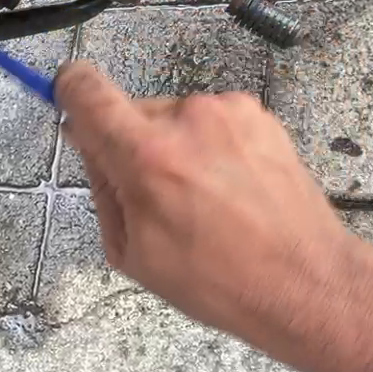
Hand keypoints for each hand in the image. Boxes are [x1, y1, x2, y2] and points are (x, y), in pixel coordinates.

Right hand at [55, 61, 357, 346]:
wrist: (304, 281)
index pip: (86, 89)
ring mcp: (227, 111)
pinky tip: (228, 187)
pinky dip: (207, 146)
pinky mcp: (257, 114)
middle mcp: (186, 119)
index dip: (68, 91)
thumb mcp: (131, 252)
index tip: (70, 105)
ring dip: (171, 147)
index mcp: (145, 156)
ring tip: (200, 198)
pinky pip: (209, 121)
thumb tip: (88, 143)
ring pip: (171, 118)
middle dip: (129, 145)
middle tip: (151, 195)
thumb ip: (102, 188)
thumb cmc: (216, 280)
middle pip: (129, 111)